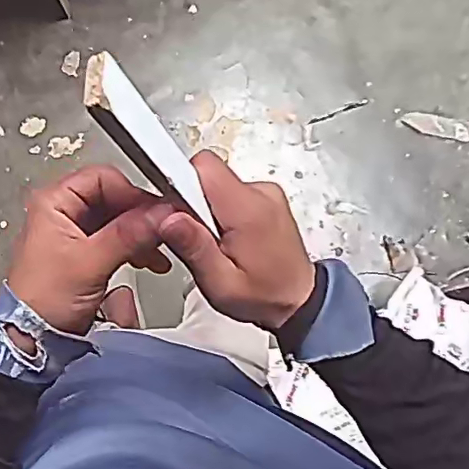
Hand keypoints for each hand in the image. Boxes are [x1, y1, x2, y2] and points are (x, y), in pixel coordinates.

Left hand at [7, 165, 174, 334]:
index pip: (103, 179)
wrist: (31, 337)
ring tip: (159, 248)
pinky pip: (116, 240)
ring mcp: (73, 234)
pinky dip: (135, 248)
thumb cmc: (41, 301)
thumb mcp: (89, 263)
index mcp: (54, 203)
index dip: (133, 192)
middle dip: (141, 215)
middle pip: (113, 198)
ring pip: (118, 220)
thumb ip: (128, 236)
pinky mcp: (84, 255)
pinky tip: (150, 260)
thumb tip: (160, 215)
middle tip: (164, 228)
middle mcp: (62, 214)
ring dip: (141, 233)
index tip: (158, 209)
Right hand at [157, 150, 315, 330]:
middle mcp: (260, 194)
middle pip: (204, 175)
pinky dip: (217, 212)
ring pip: (213, 183)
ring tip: (214, 243)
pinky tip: (225, 238)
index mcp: (249, 210)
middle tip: (197, 239)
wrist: (299, 300)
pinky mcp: (263, 197)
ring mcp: (264, 193)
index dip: (179, 185)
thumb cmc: (265, 296)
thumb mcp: (220, 284)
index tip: (175, 213)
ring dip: (203, 209)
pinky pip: (226, 192)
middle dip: (188, 203)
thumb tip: (169, 219)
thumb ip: (194, 248)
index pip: (203, 167)